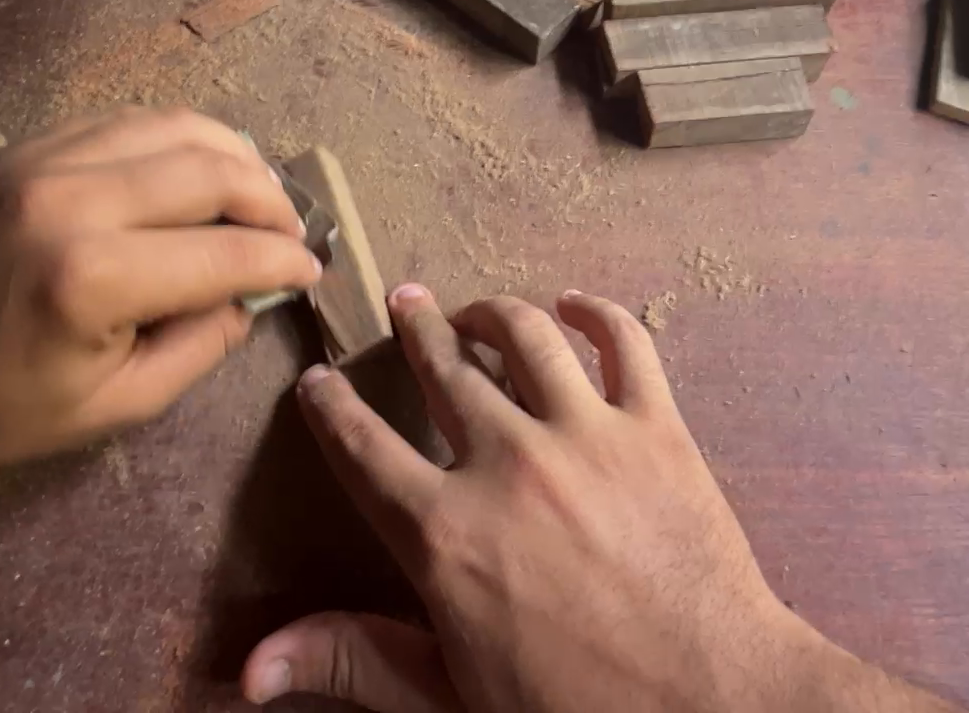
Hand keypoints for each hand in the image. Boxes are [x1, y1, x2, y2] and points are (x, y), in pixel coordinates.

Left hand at [0, 106, 322, 494]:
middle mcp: (73, 197)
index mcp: (92, 277)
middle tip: (292, 230)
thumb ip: (201, 346)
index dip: (286, 260)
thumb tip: (250, 294)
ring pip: (177, 126)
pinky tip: (196, 171)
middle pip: (214, 169)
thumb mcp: (114, 407)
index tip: (312, 270)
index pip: (229, 252)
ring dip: (236, 156)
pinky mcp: (24, 145)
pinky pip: (129, 121)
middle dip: (273, 200)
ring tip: (256, 191)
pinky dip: (182, 141)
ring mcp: (42, 158)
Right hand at [239, 286, 940, 712]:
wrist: (717, 707)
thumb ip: (355, 664)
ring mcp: (584, 433)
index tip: (318, 380)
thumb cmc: (577, 711)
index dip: (333, 411)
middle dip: (416, 326)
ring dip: (493, 310)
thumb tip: (251, 666)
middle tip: (404, 298)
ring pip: (526, 336)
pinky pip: (623, 341)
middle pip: (445, 368)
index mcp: (447, 531)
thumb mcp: (452, 700)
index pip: (366, 450)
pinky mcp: (653, 423)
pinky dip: (597, 312)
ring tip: (476, 305)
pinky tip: (575, 304)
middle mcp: (507, 462)